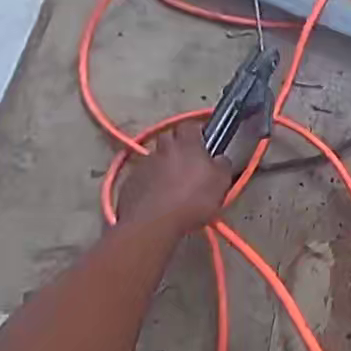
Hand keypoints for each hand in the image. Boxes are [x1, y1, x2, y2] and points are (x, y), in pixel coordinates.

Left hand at [116, 121, 235, 231]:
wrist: (153, 224)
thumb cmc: (194, 200)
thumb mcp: (222, 182)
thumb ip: (222, 164)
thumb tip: (219, 159)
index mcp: (187, 145)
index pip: (190, 126)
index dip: (198, 131)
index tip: (205, 140)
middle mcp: (162, 150)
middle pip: (168, 137)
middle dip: (177, 144)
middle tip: (189, 160)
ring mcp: (142, 166)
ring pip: (155, 157)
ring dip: (164, 164)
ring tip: (173, 182)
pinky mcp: (128, 183)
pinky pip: (142, 176)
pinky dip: (150, 181)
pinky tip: (158, 196)